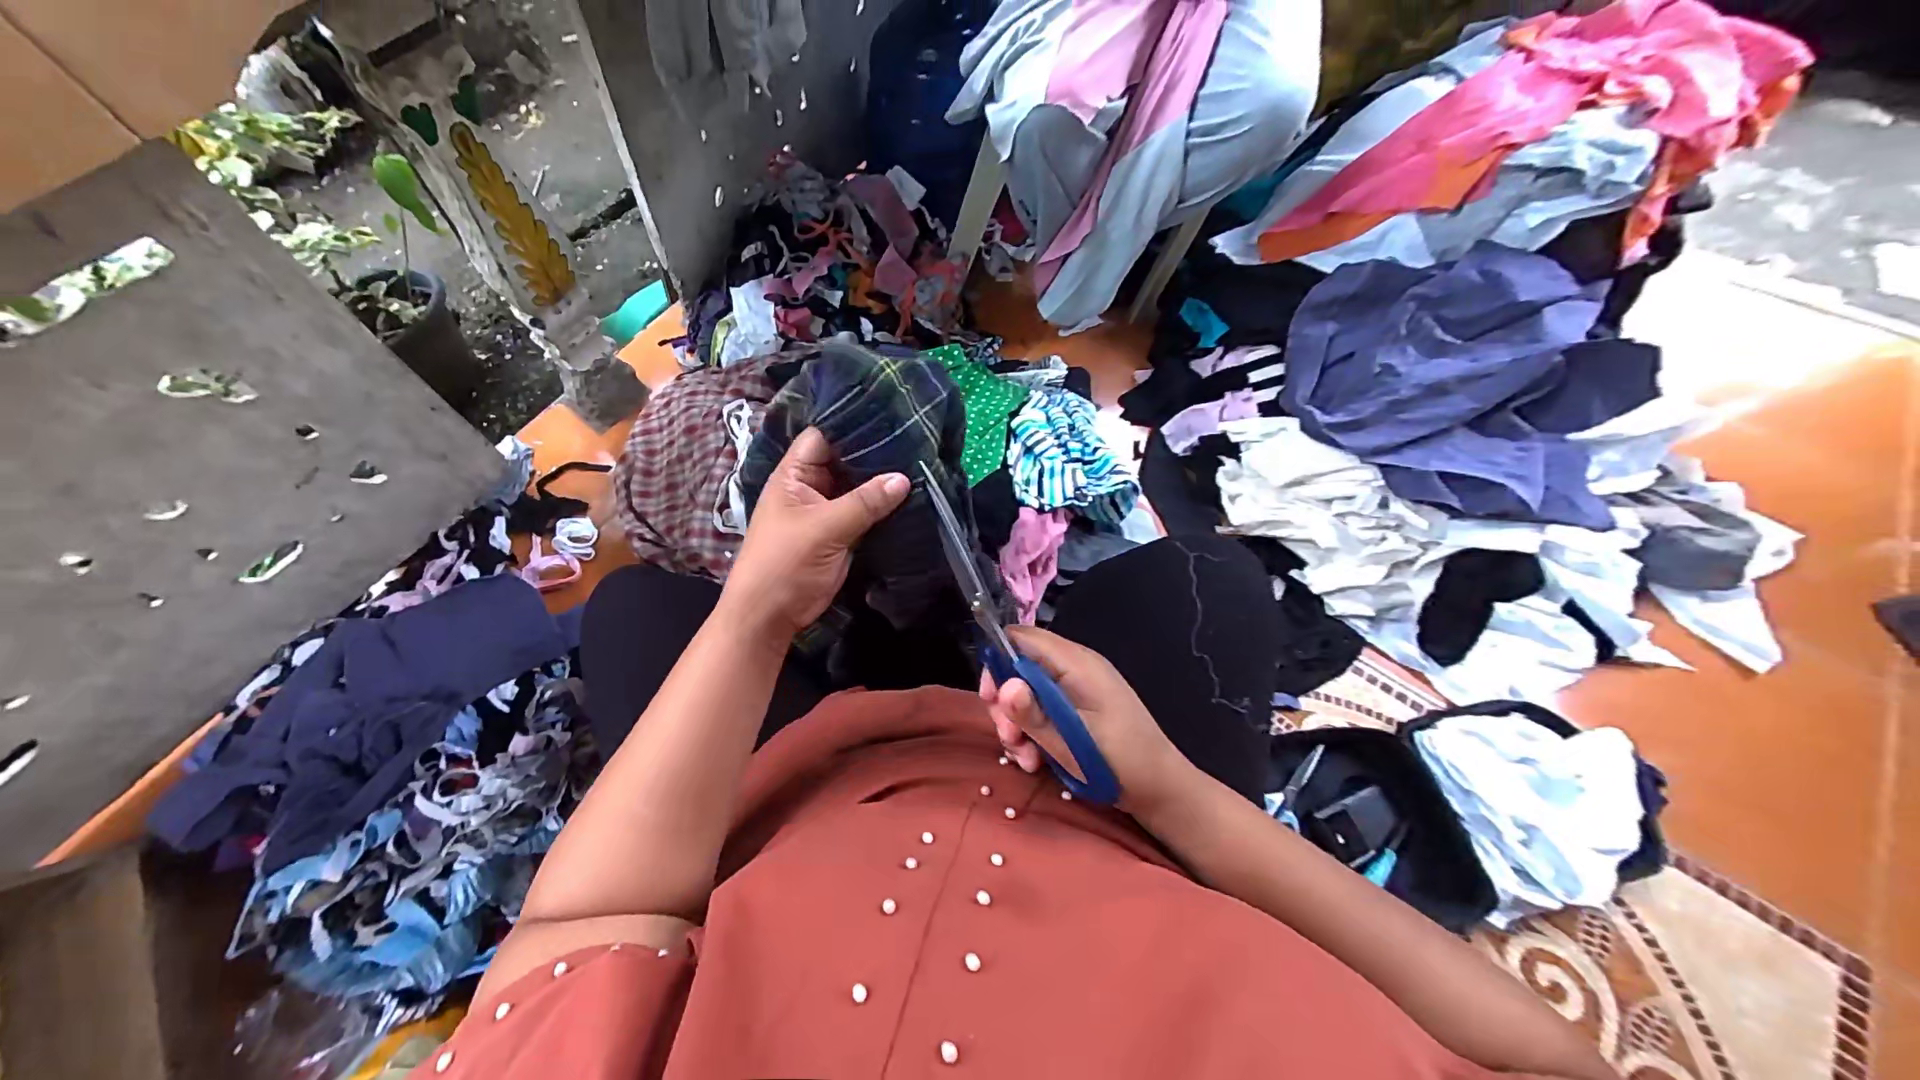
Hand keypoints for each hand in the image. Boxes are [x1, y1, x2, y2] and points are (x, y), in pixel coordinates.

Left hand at [718, 427, 909, 641]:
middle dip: (874, 453)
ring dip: (881, 481)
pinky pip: (864, 512)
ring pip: (857, 488)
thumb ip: (865, 502)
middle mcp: (810, 488)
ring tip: (920, 461)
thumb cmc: (784, 564)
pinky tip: (911, 496)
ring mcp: (826, 511)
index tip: (889, 416)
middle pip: (844, 461)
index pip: (823, 437)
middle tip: (914, 438)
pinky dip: (883, 507)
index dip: (851, 425)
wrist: (770, 616)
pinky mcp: (840, 534)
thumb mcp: (825, 528)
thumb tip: (903, 478)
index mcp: (794, 476)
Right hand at [979, 626, 1201, 816]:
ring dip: (1018, 725)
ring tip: (1026, 759)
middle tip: (1010, 738)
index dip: (998, 661)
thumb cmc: (1119, 763)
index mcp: (1077, 664)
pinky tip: (1036, 761)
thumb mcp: (1069, 743)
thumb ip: (1033, 714)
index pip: (1022, 638)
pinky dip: (1033, 732)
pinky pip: (1043, 708)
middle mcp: (1075, 668)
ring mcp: (1078, 688)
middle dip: (1007, 704)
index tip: (990, 698)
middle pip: (1020, 667)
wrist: (1162, 790)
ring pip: (1027, 693)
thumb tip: (1003, 685)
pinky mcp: (1078, 707)